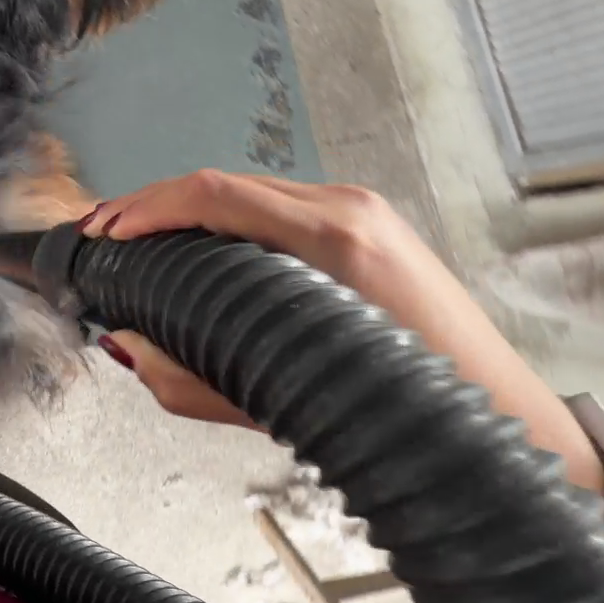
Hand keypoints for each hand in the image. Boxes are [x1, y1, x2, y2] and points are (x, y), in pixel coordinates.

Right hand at [79, 171, 603, 504]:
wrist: (501, 422)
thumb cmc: (408, 413)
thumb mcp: (286, 402)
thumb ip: (192, 380)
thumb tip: (124, 346)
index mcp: (336, 240)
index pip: (216, 194)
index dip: (149, 206)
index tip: (108, 229)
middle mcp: (346, 208)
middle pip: (221, 180)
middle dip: (149, 201)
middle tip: (103, 228)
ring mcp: (355, 208)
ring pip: (241, 186)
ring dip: (178, 204)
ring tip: (132, 228)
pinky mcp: (357, 219)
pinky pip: (266, 201)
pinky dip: (214, 212)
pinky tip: (187, 230)